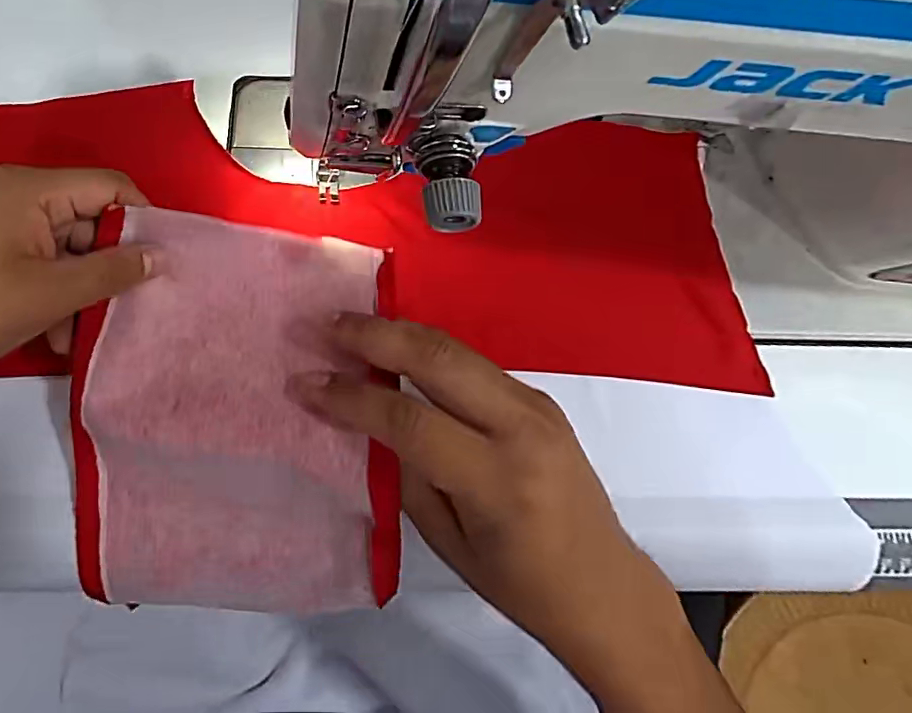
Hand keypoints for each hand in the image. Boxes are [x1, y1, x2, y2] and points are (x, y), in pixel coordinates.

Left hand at [0, 166, 152, 485]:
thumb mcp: (46, 295)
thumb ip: (110, 271)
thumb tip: (159, 256)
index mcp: (30, 188)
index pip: (111, 186)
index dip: (142, 221)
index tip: (159, 264)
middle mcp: (13, 194)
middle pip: (88, 217)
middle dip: (106, 264)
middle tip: (119, 309)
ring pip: (62, 246)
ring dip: (77, 287)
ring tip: (76, 335)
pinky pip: (33, 262)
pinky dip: (48, 293)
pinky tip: (49, 335)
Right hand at [292, 315, 739, 712]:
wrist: (606, 586)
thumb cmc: (521, 584)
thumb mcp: (448, 541)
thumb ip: (405, 473)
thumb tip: (366, 421)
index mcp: (498, 479)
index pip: (411, 420)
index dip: (352, 397)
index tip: (306, 381)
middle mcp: (522, 427)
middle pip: (438, 358)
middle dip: (376, 334)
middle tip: (326, 324)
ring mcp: (535, 404)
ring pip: (455, 349)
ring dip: (399, 332)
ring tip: (351, 327)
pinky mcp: (538, 397)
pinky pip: (473, 363)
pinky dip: (427, 349)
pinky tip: (397, 347)